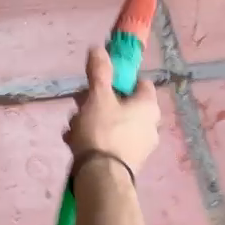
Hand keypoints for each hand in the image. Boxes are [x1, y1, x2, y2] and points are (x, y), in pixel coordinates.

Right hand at [64, 47, 159, 171]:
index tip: (101, 79)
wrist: (101, 176)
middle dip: (99, 100)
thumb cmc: (102, 130)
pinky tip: (76, 140)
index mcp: (148, 107)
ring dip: (93, 119)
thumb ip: (99, 71)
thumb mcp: (97, 96)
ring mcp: (140, 146)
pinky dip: (95, 137)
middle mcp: (150, 126)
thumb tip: (99, 49)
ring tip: (74, 124)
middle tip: (81, 101)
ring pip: (114, 122)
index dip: (121, 77)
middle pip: (124, 103)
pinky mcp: (128, 161)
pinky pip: (110, 140)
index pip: (141, 83)